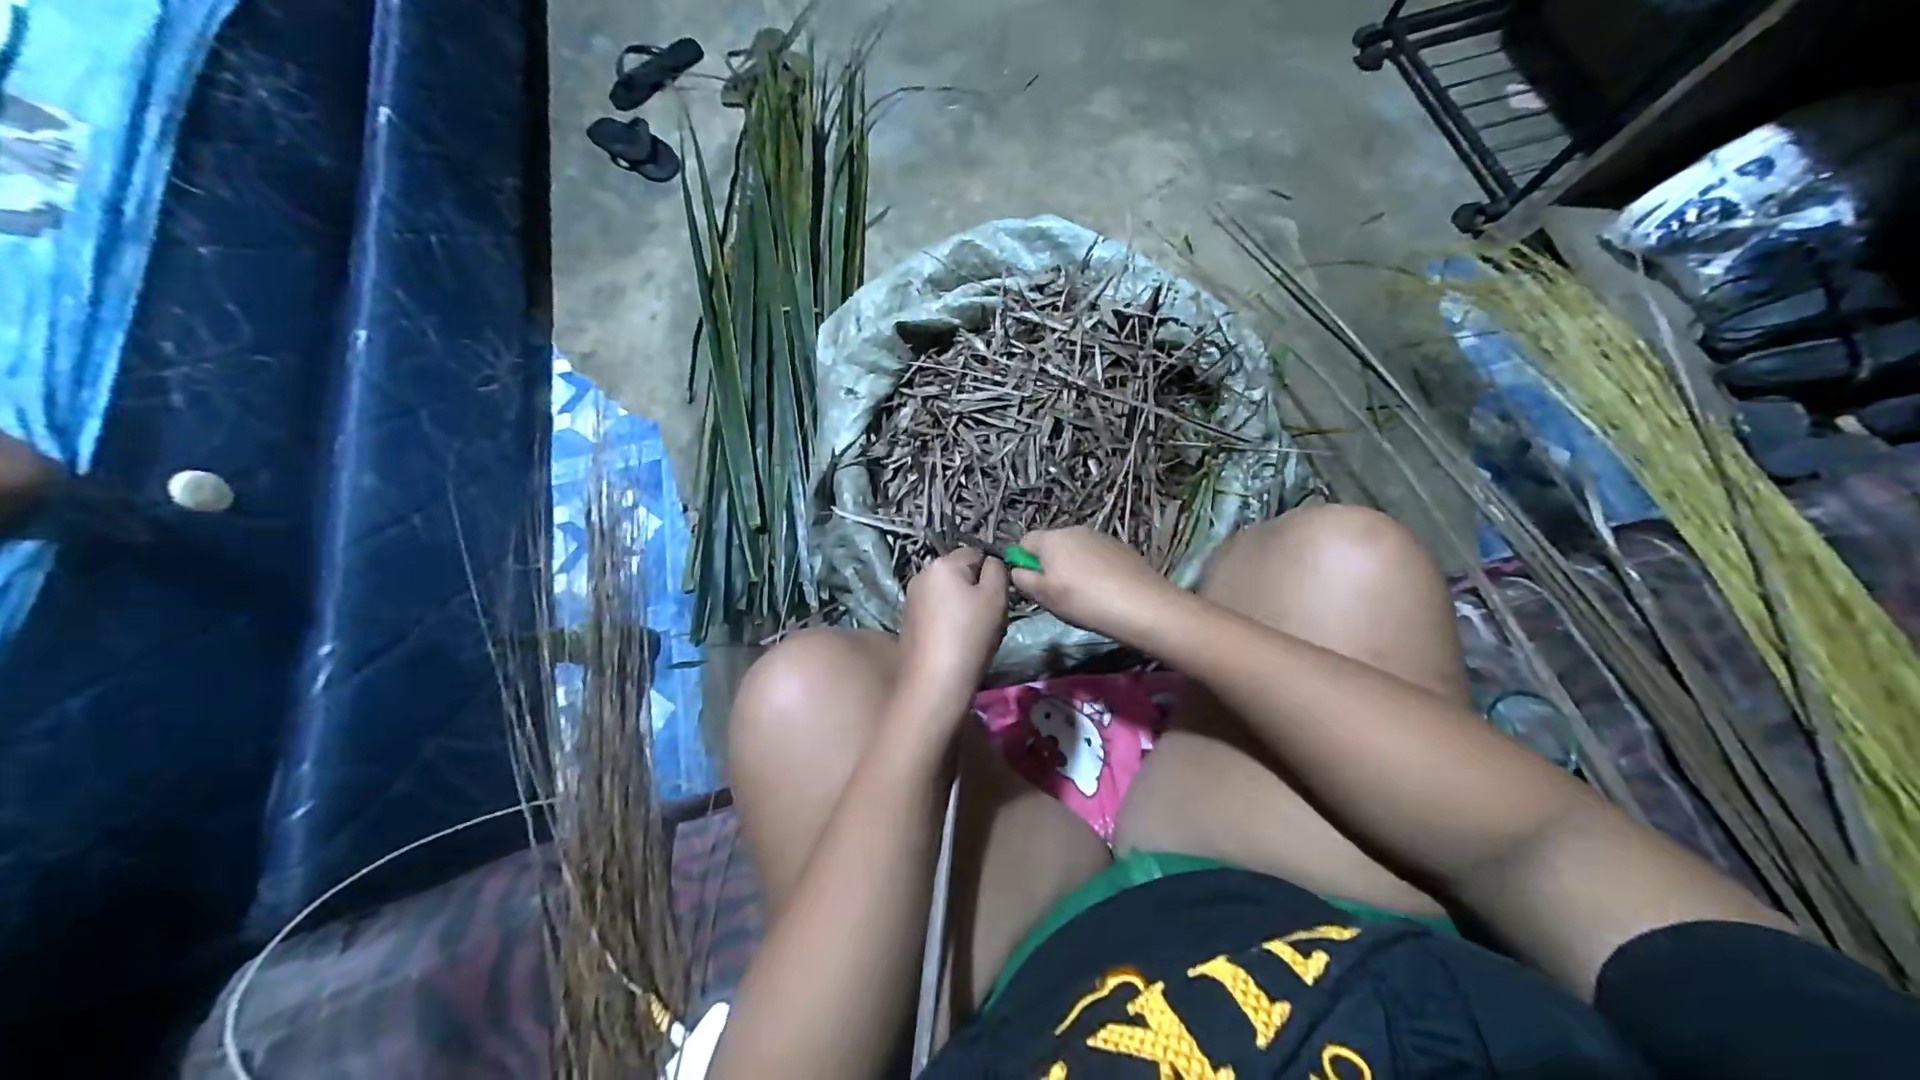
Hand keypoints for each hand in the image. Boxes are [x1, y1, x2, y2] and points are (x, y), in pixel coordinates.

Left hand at [895, 548, 1009, 721]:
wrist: (935, 681)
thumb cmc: (970, 635)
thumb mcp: (996, 597)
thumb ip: (997, 570)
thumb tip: (990, 563)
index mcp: (942, 563)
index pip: (976, 554)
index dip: (991, 574)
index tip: (997, 600)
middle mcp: (921, 575)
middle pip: (961, 574)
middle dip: (976, 591)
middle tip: (988, 618)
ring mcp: (912, 599)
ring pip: (950, 594)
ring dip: (964, 607)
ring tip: (972, 634)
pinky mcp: (909, 621)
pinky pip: (937, 612)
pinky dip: (950, 622)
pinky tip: (956, 643)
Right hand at [1011, 527, 1185, 643]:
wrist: (1142, 604)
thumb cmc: (1084, 600)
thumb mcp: (1045, 595)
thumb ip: (1023, 579)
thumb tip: (1017, 570)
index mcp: (1052, 538)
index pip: (1025, 541)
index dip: (1023, 561)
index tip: (1033, 584)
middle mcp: (1075, 530)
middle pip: (1052, 545)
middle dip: (1049, 565)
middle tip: (1057, 594)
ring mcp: (1101, 537)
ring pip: (1075, 550)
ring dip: (1073, 568)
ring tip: (1083, 596)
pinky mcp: (1121, 548)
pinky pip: (1096, 556)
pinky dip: (1094, 570)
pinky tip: (1104, 591)